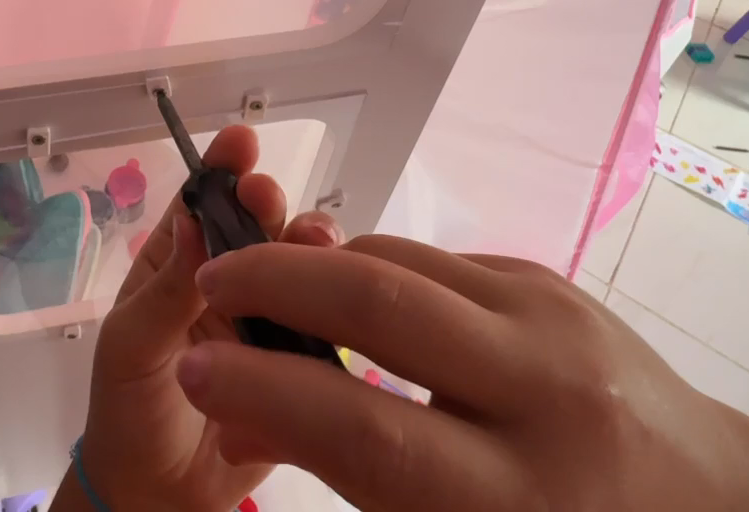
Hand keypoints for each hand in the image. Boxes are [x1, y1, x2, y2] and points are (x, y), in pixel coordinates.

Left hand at [65, 125, 341, 511]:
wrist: (157, 495)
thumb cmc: (129, 408)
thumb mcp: (134, 344)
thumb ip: (165, 289)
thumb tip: (191, 218)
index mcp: (175, 266)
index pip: (198, 203)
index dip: (220, 168)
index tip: (242, 139)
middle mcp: (224, 282)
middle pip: (253, 227)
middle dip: (265, 201)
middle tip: (268, 196)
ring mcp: (261, 319)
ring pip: (294, 266)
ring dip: (307, 244)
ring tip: (316, 238)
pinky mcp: (295, 360)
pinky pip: (319, 320)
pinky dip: (334, 299)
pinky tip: (345, 290)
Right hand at [176, 238, 748, 510]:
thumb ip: (352, 481)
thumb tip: (245, 413)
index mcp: (525, 502)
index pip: (362, 427)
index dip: (261, 390)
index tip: (193, 366)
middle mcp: (547, 394)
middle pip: (378, 302)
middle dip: (273, 280)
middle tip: (210, 283)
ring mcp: (554, 318)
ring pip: (398, 261)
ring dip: (313, 266)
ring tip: (263, 285)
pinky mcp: (549, 280)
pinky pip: (430, 260)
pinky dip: (367, 270)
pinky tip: (345, 297)